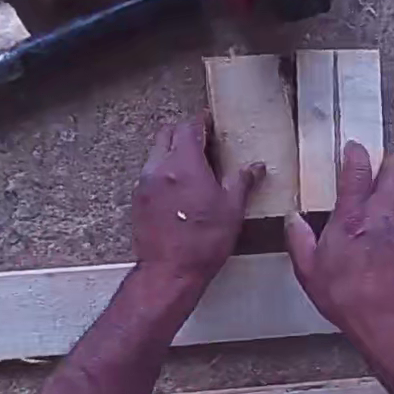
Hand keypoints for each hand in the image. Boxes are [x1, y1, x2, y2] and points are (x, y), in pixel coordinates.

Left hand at [132, 114, 261, 285]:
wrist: (169, 272)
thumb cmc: (203, 242)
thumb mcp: (232, 210)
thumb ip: (242, 182)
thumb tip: (256, 167)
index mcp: (184, 164)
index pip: (189, 126)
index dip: (201, 121)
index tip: (210, 122)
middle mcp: (159, 168)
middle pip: (167, 134)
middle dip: (184, 133)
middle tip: (203, 142)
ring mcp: (144, 185)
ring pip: (156, 154)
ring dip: (173, 153)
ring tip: (193, 167)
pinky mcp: (138, 201)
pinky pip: (150, 176)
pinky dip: (163, 173)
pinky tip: (179, 189)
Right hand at [284, 142, 393, 356]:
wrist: (384, 318)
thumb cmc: (344, 295)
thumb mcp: (308, 270)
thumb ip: (298, 239)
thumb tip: (292, 217)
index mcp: (351, 219)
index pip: (357, 173)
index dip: (356, 155)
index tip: (354, 147)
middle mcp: (381, 216)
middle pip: (393, 174)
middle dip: (388, 162)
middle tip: (382, 160)